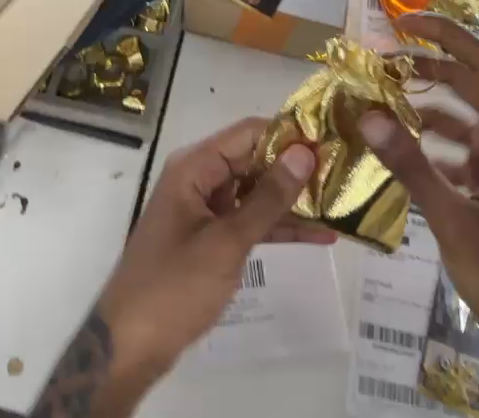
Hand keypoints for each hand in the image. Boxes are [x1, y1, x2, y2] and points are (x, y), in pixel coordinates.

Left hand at [34, 119, 325, 417]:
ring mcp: (205, 209)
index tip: (333, 140)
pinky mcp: (211, 237)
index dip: (289, 134)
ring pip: (256, 191)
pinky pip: (250, 220)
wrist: (131, 345)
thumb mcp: (226, 242)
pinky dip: (280, 227)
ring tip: (343, 200)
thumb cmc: (173, 286)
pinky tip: (321, 234)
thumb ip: (267, 199)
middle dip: (297, 167)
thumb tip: (303, 153)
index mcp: (194, 167)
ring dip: (294, 199)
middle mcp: (199, 179)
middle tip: (348, 171)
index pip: (249, 133)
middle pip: (255, 159)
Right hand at [359, 14, 478, 417]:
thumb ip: (413, 167)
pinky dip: (438, 144)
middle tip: (383, 59)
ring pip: (469, 120)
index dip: (446, 36)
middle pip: (475, 86)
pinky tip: (406, 154)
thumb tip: (369, 115)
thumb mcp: (456, 224)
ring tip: (386, 100)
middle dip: (432, 65)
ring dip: (432, 105)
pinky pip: (468, 153)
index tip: (404, 23)